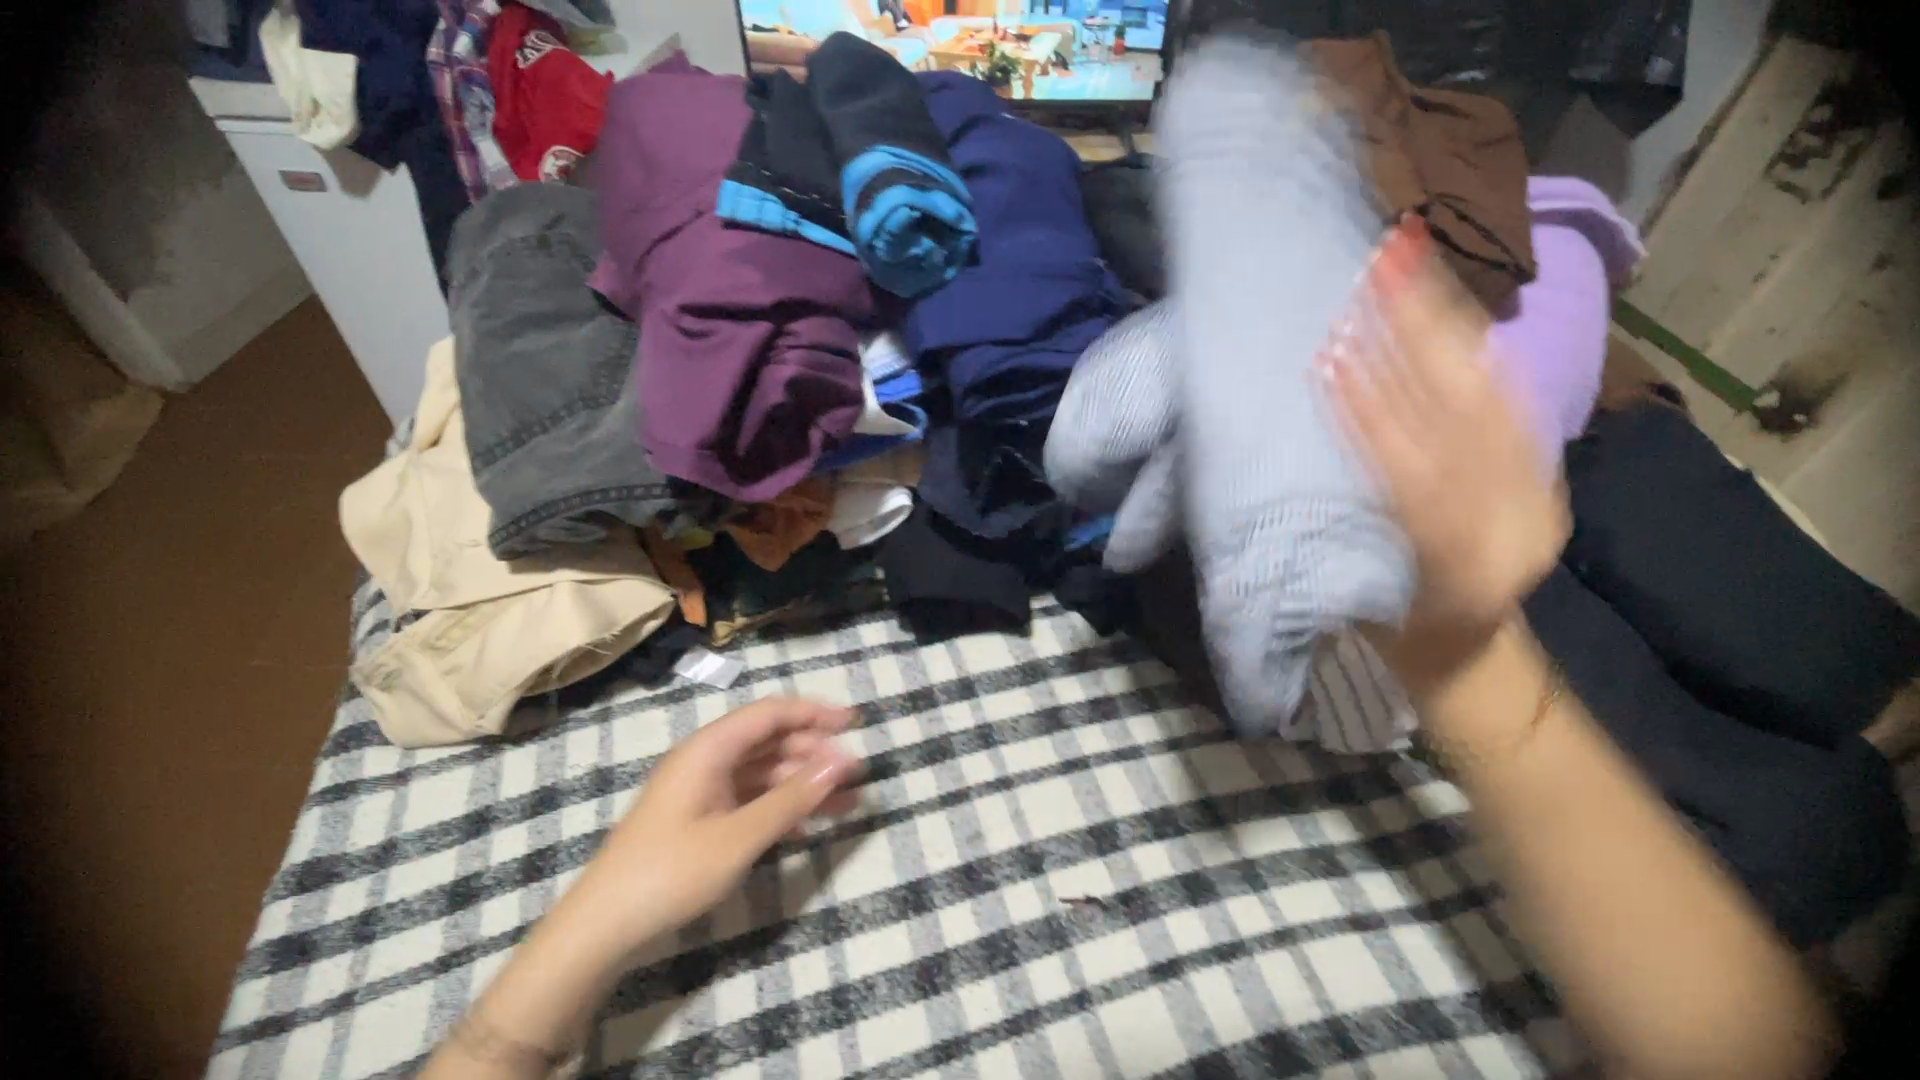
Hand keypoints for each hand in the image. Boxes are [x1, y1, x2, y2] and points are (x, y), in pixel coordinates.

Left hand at [564, 698, 862, 960]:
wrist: (603, 928)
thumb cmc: (670, 873)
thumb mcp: (738, 837)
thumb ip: (791, 799)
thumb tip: (841, 761)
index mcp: (708, 750)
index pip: (770, 714)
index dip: (815, 714)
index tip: (856, 724)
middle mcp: (706, 761)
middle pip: (770, 742)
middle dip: (815, 753)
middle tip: (857, 775)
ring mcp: (703, 792)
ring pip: (765, 773)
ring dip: (804, 784)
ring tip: (848, 802)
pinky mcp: (702, 821)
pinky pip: (752, 800)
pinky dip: (783, 808)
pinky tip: (811, 826)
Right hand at [1324, 220, 1569, 692]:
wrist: (1471, 657)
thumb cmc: (1395, 634)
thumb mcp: (1357, 598)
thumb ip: (1341, 529)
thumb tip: (1309, 444)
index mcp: (1458, 568)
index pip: (1412, 474)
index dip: (1370, 412)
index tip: (1333, 354)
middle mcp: (1513, 527)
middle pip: (1467, 418)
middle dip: (1421, 337)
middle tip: (1386, 267)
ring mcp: (1536, 500)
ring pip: (1494, 402)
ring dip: (1448, 327)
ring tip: (1414, 265)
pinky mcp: (1543, 480)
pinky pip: (1513, 406)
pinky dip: (1477, 353)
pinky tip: (1452, 311)